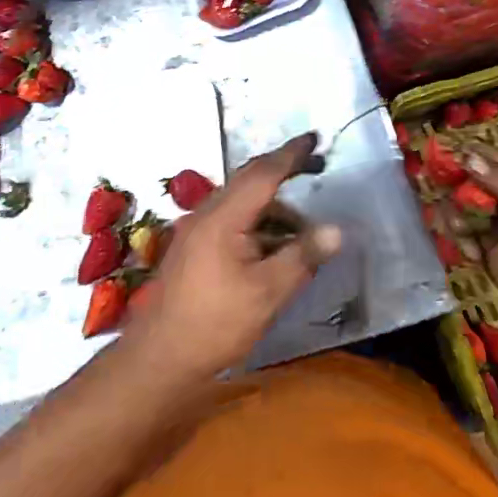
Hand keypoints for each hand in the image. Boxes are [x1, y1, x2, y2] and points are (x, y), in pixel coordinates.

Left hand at [126, 133, 342, 380]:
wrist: (161, 357)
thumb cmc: (216, 322)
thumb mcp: (268, 292)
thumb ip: (303, 257)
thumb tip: (336, 230)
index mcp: (223, 217)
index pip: (262, 174)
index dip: (290, 155)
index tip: (314, 138)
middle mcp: (207, 214)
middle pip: (250, 182)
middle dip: (283, 173)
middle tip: (316, 169)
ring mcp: (198, 231)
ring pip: (242, 205)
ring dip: (274, 209)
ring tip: (304, 230)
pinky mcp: (195, 248)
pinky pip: (233, 221)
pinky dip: (259, 225)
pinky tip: (276, 248)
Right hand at [451, 142, 497, 326]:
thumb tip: (466, 156)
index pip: (488, 156)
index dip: (465, 153)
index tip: (439, 155)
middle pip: (466, 179)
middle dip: (452, 187)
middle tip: (442, 195)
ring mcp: (491, 220)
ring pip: (458, 205)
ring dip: (455, 216)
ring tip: (464, 231)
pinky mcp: (482, 244)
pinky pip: (460, 232)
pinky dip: (461, 239)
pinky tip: (473, 253)